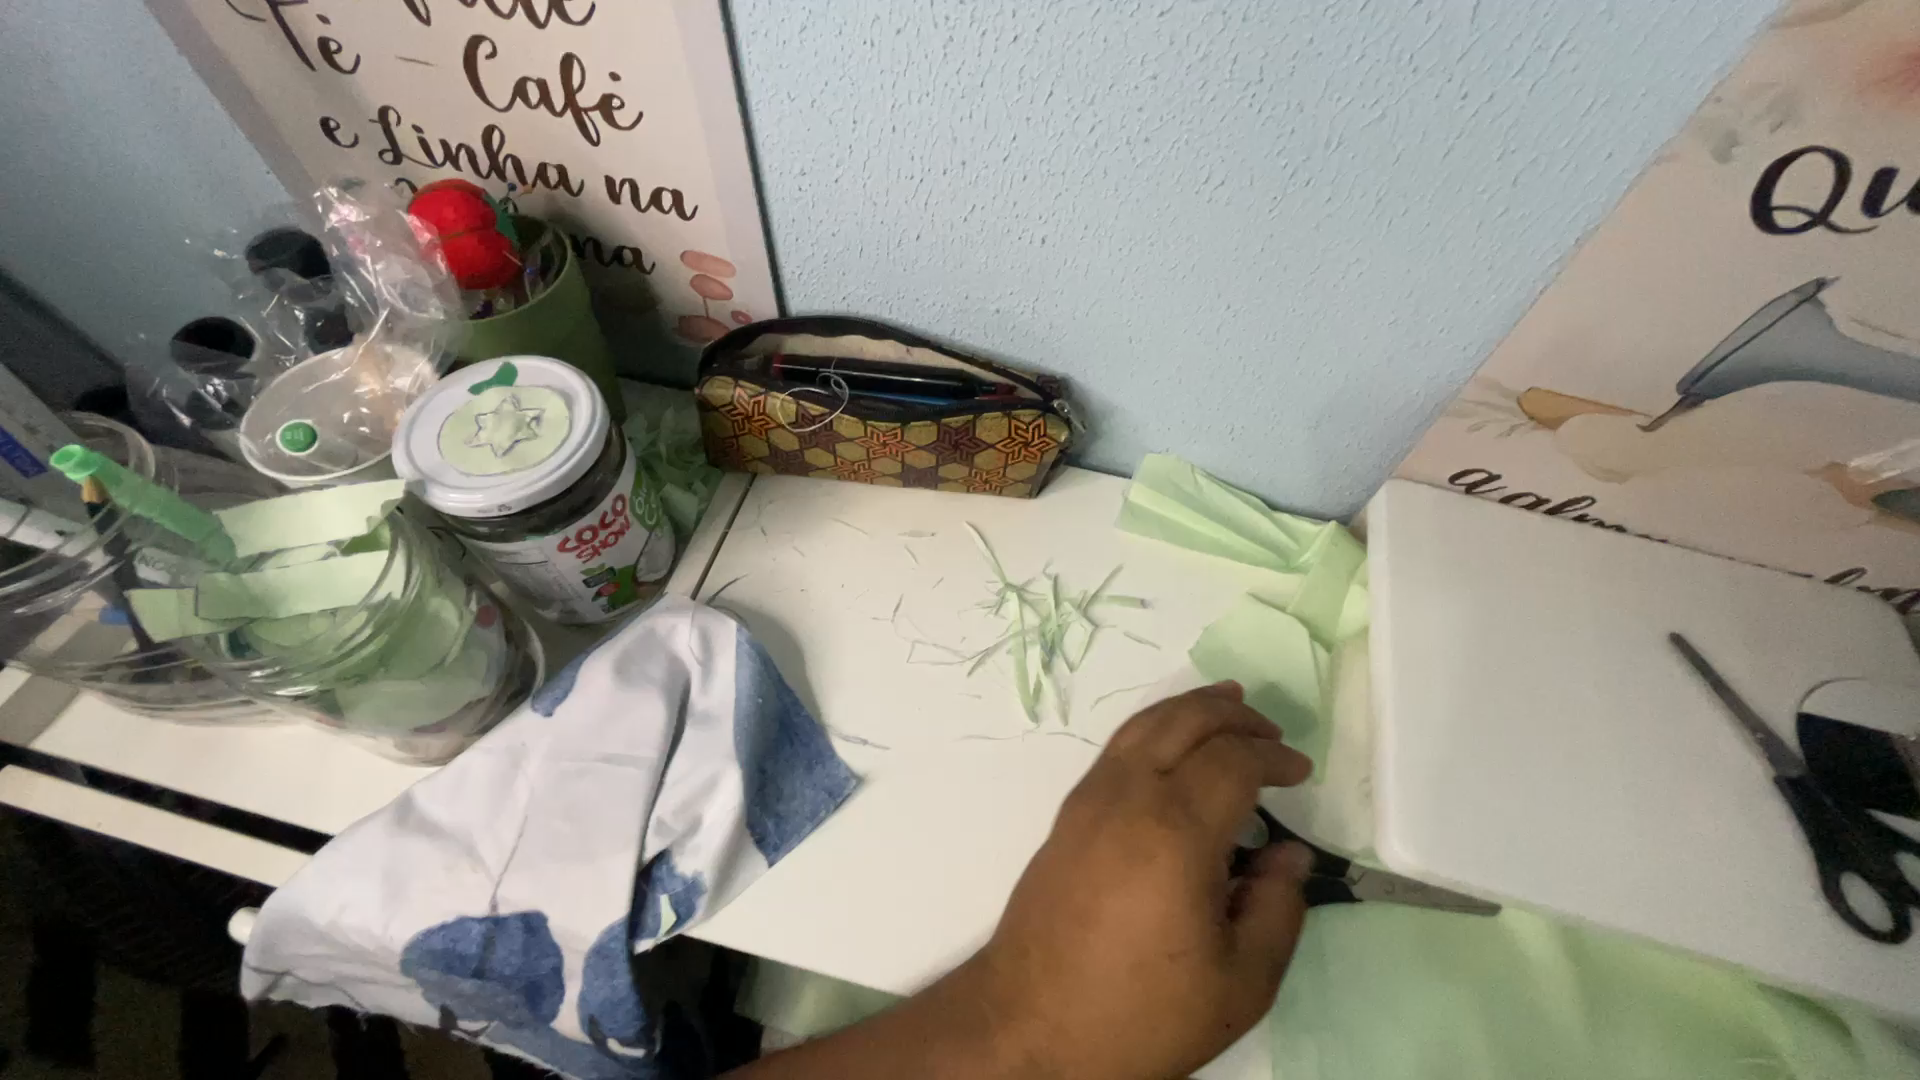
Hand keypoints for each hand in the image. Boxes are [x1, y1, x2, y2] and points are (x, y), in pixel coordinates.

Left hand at [959, 681, 1316, 1079]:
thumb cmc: (1141, 1012)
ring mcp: (1089, 798)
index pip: (1232, 760)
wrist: (1030, 1022)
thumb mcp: (1239, 983)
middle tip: (1270, 729)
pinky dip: (1154, 728)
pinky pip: (1119, 746)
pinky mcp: (1069, 812)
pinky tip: (1173, 746)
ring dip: (1189, 707)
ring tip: (1226, 703)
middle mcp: (1127, 795)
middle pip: (1184, 721)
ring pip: (1143, 724)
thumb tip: (1289, 852)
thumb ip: (1277, 908)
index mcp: (1175, 831)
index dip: (1273, 756)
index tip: (1301, 771)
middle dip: (1233, 714)